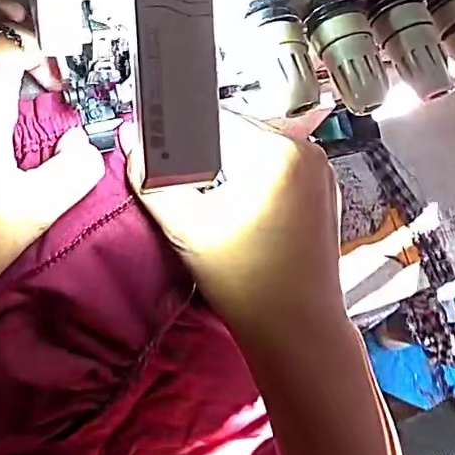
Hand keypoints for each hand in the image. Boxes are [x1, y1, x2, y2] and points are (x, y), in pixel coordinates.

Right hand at [123, 110, 343, 333]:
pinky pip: (275, 171)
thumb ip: (154, 181)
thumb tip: (135, 146)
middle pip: (236, 136)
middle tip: (194, 195)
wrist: (298, 332)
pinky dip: (252, 185)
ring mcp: (318, 173)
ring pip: (254, 153)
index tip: (166, 157)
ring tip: (219, 211)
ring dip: (229, 171)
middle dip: (206, 159)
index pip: (216, 122)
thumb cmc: (252, 287)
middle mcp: (308, 154)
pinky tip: (241, 217)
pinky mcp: (320, 192)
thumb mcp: (188, 229)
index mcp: (282, 153)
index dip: (182, 138)